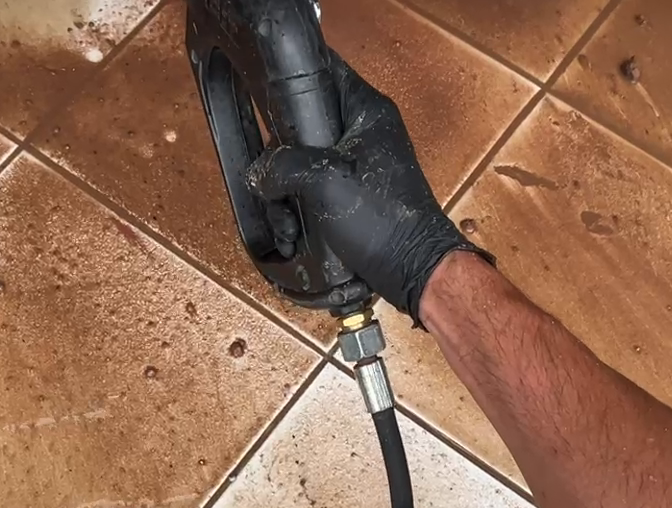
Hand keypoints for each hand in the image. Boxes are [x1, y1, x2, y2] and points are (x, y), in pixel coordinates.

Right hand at [246, 51, 488, 321]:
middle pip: (301, 134)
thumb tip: (259, 174)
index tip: (269, 117)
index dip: (290, 88)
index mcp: (366, 113)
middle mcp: (361, 136)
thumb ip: (285, 166)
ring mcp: (355, 171)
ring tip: (290, 231)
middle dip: (281, 173)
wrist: (411, 271)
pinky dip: (300, 220)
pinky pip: (311, 200)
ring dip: (287, 205)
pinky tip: (296, 240)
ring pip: (301, 173)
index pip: (322, 73)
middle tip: (278, 198)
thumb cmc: (383, 222)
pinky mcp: (350, 202)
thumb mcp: (327, 183)